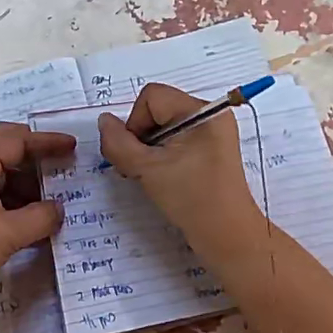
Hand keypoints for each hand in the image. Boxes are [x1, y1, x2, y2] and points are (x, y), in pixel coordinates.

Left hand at [0, 123, 73, 323]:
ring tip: (47, 200)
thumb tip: (58, 209)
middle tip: (60, 164)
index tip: (73, 146)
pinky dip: (7, 196)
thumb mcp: (7, 235)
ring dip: (21, 180)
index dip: (46, 141)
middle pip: (1, 146)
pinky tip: (24, 217)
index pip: (15, 139)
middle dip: (32, 154)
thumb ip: (40, 217)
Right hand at [97, 84, 265, 256]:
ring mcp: (213, 132)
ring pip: (165, 124)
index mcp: (202, 111)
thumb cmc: (191, 199)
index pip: (152, 97)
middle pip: (158, 108)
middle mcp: (211, 115)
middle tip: (141, 167)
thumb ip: (118, 142)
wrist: (227, 235)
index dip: (135, 122)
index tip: (138, 155)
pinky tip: (164, 176)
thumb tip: (105, 122)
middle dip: (142, 135)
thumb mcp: (146, 169)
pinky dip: (163, 153)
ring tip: (152, 174)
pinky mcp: (211, 148)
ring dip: (150, 147)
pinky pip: (177, 137)